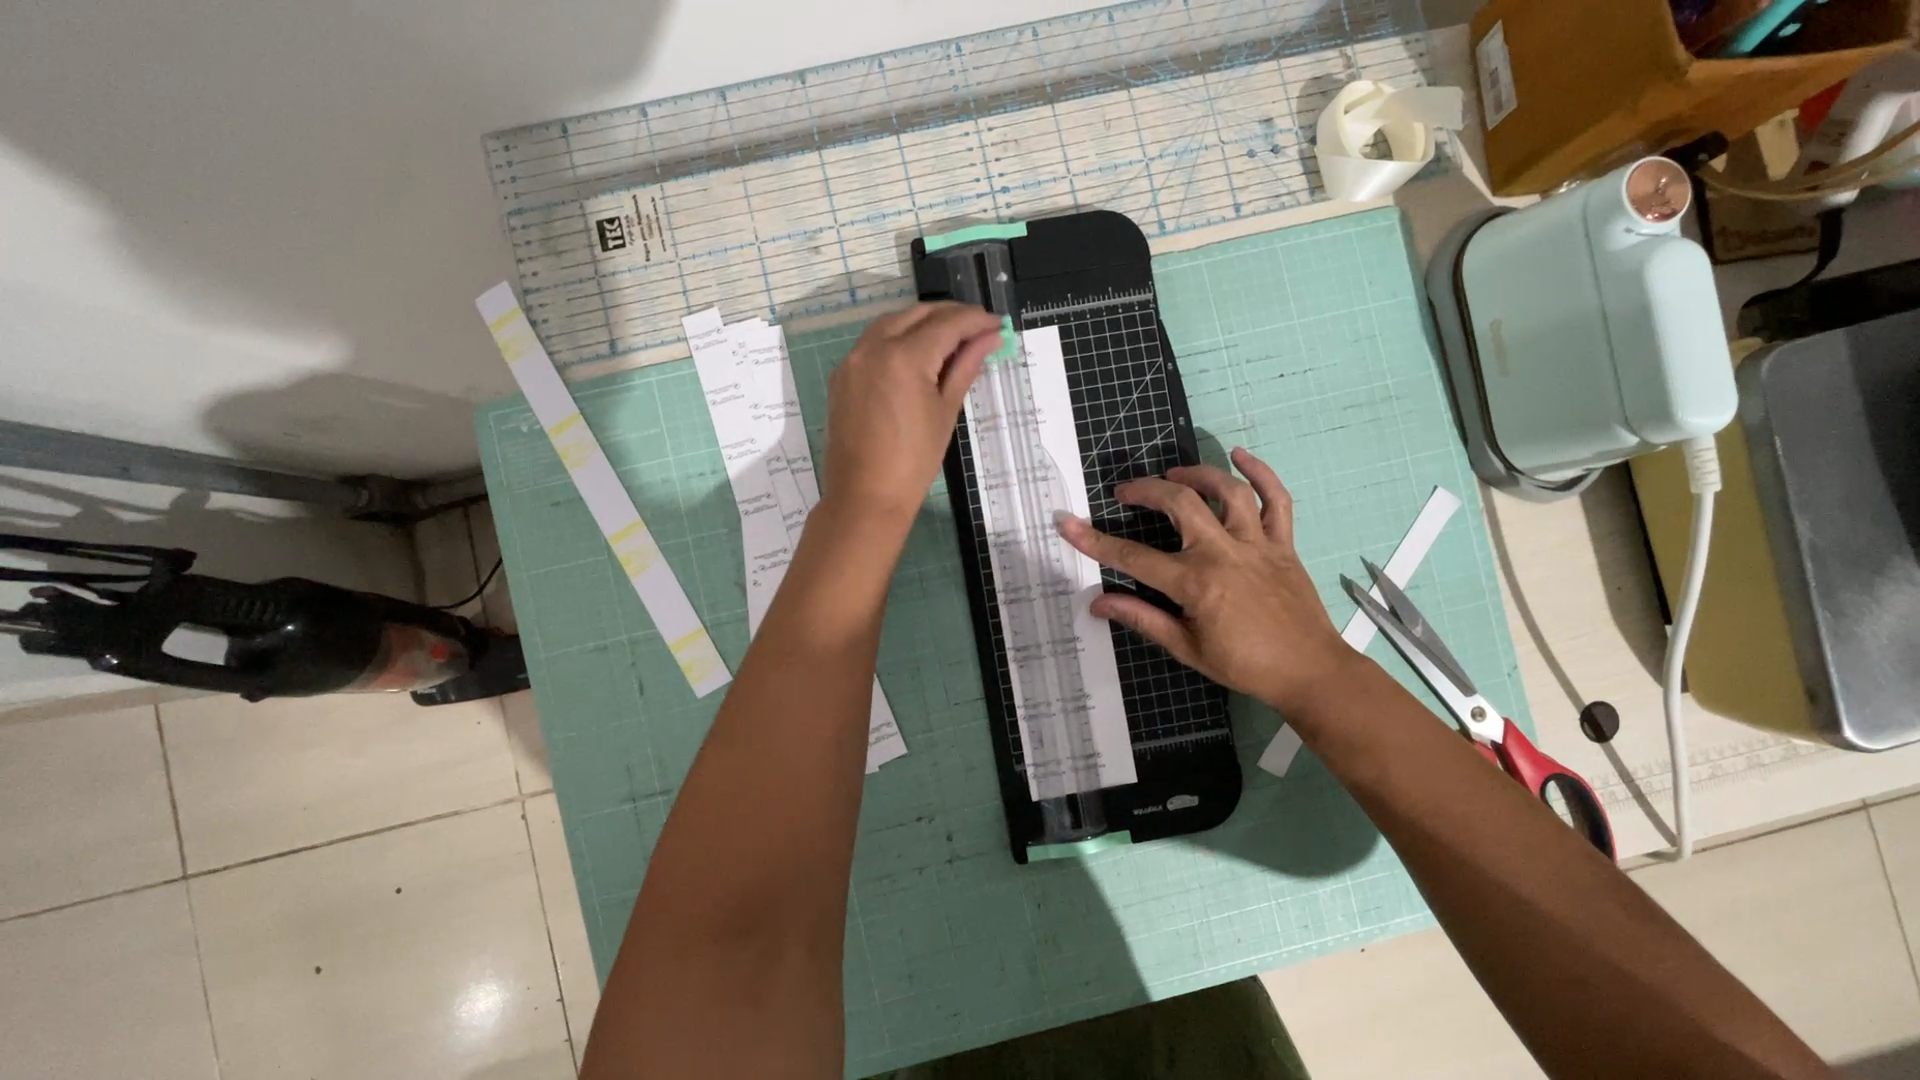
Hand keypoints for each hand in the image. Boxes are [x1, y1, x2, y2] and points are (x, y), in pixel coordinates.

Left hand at [823, 302, 1004, 527]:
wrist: (865, 496)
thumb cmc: (913, 462)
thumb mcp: (945, 411)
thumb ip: (965, 367)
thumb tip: (989, 339)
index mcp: (903, 358)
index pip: (947, 324)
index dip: (975, 321)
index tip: (997, 324)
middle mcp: (873, 348)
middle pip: (917, 314)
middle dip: (950, 316)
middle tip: (978, 329)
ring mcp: (852, 360)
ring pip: (891, 323)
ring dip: (922, 323)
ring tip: (950, 339)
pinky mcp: (842, 376)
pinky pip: (872, 343)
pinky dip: (897, 339)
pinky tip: (916, 355)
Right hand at [1057, 448, 1358, 717]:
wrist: (1309, 671)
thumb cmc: (1245, 665)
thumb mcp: (1187, 648)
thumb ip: (1142, 618)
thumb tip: (1099, 603)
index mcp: (1196, 583)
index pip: (1134, 557)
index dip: (1096, 541)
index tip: (1068, 524)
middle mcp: (1224, 554)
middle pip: (1180, 504)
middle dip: (1146, 491)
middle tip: (1126, 493)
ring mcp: (1257, 545)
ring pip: (1227, 492)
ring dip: (1197, 474)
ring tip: (1174, 474)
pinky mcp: (1282, 544)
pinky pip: (1276, 500)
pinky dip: (1260, 473)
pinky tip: (1240, 456)